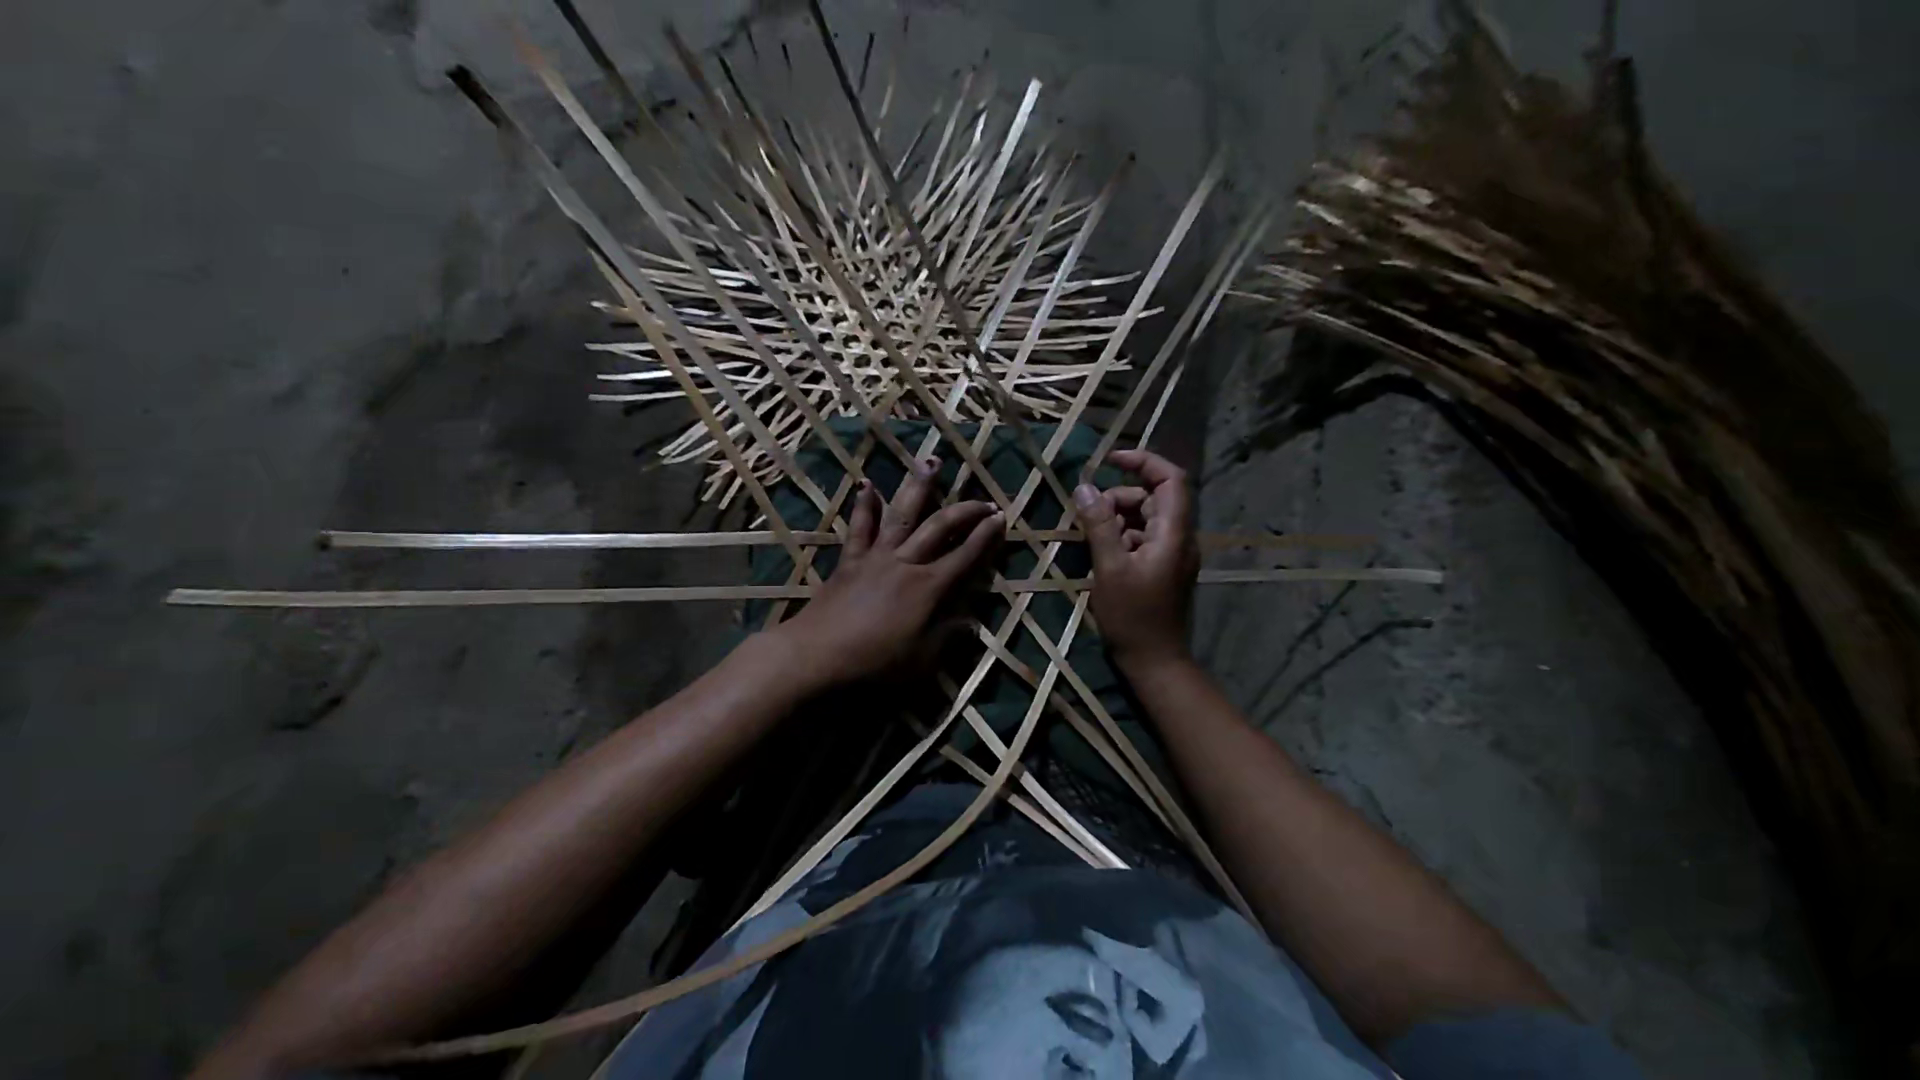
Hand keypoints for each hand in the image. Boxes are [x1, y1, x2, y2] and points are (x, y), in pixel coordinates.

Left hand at [769, 456, 1003, 691]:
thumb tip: (973, 623)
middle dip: (965, 511)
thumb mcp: (921, 658)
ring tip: (931, 462)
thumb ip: (947, 636)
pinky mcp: (850, 559)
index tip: (1001, 517)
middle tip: (984, 500)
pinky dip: (864, 505)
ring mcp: (876, 556)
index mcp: (928, 587)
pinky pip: (859, 527)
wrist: (818, 652)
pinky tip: (867, 485)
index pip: (965, 555)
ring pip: (902, 513)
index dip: (985, 536)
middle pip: (940, 527)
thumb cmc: (874, 660)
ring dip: (918, 487)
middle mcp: (906, 562)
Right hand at [1076, 449, 1199, 669]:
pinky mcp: (1162, 569)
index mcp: (1174, 533)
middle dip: (1118, 496)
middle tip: (1087, 512)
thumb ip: (1098, 525)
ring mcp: (1172, 554)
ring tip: (1089, 535)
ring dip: (1116, 518)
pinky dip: (1121, 536)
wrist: (1154, 661)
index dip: (1143, 462)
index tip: (1109, 460)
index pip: (1171, 479)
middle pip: (1153, 498)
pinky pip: (1142, 538)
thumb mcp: (1109, 567)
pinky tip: (1100, 553)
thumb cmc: (1133, 616)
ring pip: (1145, 518)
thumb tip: (1084, 487)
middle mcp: (1179, 538)